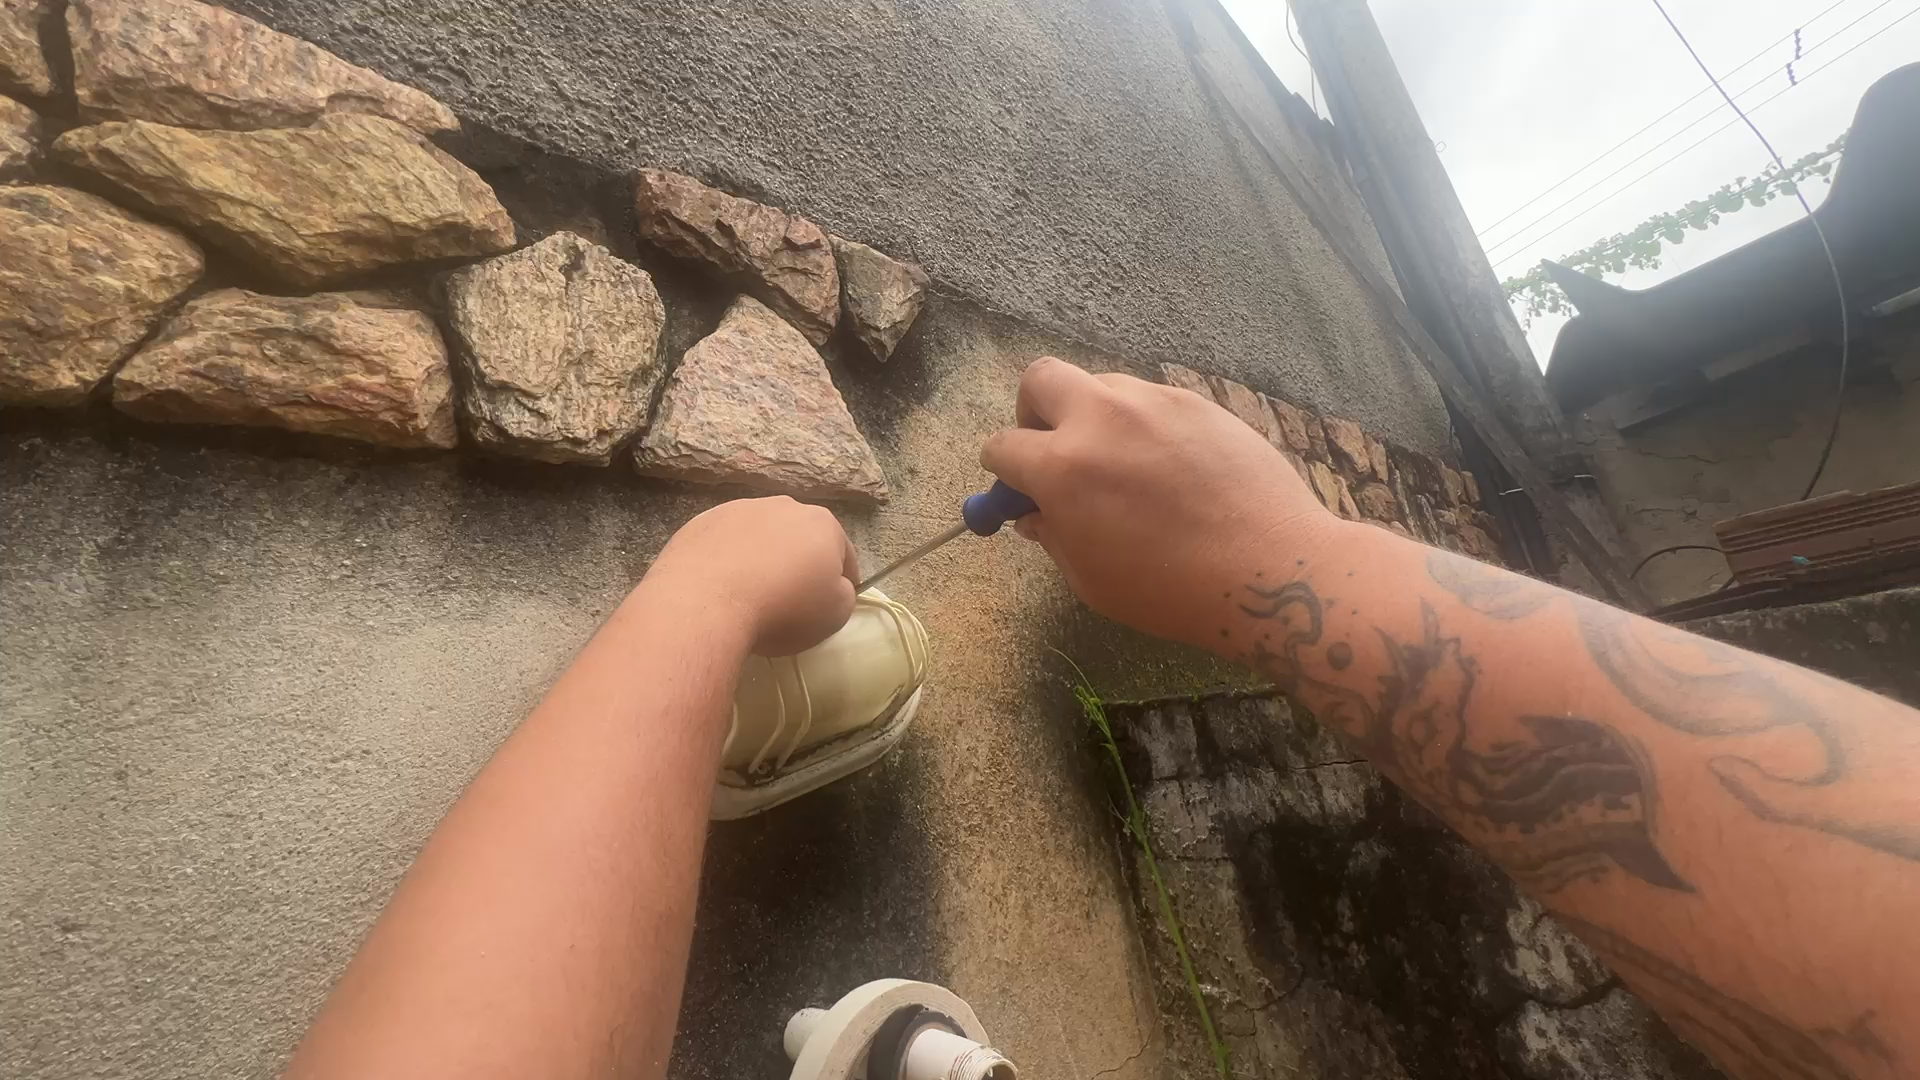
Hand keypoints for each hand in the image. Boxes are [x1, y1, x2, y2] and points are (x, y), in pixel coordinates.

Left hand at [643, 496, 859, 656]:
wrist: (705, 604)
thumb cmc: (783, 608)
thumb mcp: (835, 613)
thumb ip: (844, 594)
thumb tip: (834, 586)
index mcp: (823, 523)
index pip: (844, 555)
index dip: (842, 583)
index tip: (831, 605)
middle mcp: (784, 506)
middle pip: (800, 540)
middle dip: (800, 565)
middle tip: (790, 601)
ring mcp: (739, 510)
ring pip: (761, 538)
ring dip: (763, 559)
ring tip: (750, 595)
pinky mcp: (701, 522)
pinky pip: (725, 544)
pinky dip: (728, 561)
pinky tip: (721, 588)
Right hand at [981, 357, 1338, 650]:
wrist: (1268, 569)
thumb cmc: (1168, 590)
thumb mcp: (1089, 578)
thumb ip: (1050, 535)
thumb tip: (1031, 512)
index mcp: (1062, 467)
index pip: (1003, 446)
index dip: (1001, 469)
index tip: (1013, 484)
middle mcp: (1100, 418)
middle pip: (1040, 379)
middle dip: (1032, 412)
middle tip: (1053, 449)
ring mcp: (1152, 402)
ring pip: (1099, 384)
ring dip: (1091, 416)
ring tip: (1122, 463)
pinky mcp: (1196, 400)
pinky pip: (1148, 399)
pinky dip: (1140, 424)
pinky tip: (1168, 465)